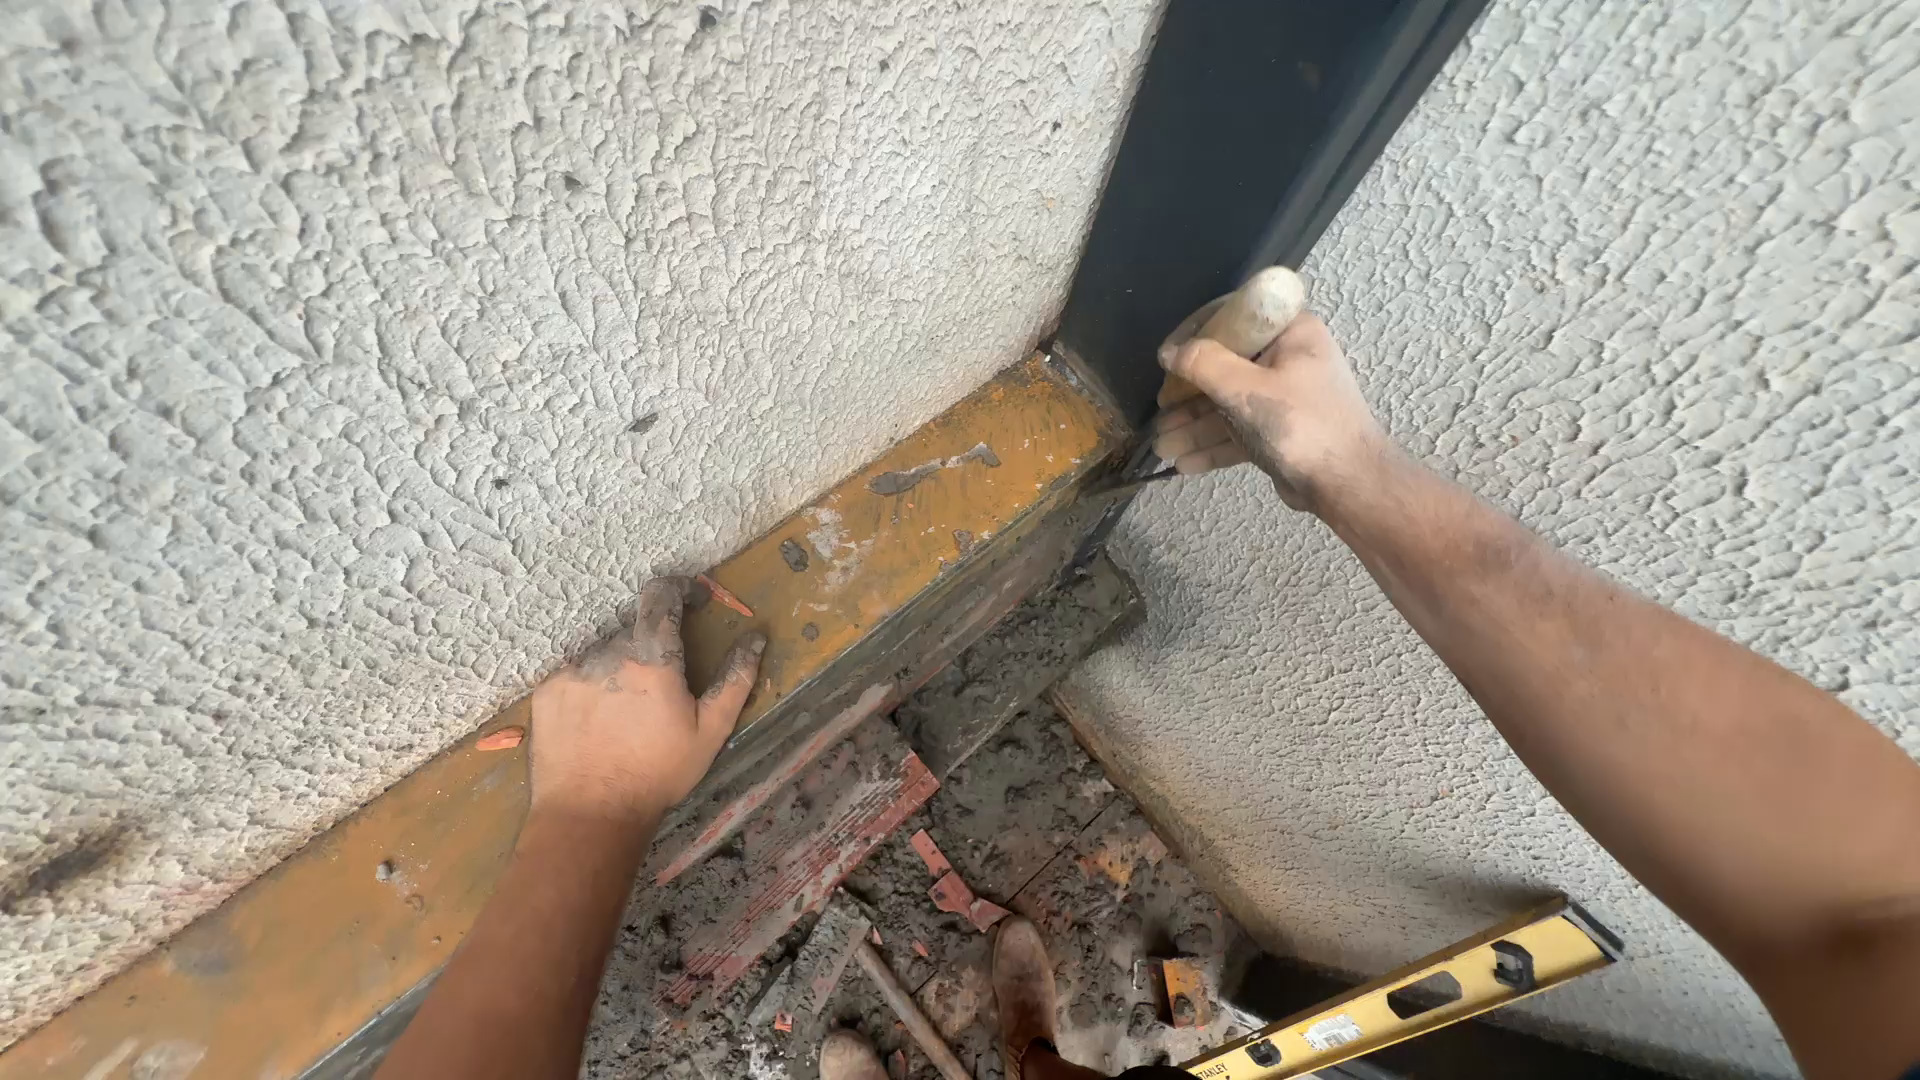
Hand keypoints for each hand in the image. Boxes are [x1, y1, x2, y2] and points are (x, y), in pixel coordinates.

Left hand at [528, 576, 765, 824]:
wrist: (589, 815)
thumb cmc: (659, 772)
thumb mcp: (711, 728)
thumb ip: (735, 677)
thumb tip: (757, 637)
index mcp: (651, 656)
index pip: (661, 595)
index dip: (680, 588)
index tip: (694, 599)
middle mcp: (607, 652)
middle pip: (636, 628)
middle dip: (654, 643)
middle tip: (664, 682)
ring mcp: (571, 669)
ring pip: (606, 650)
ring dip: (622, 664)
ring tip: (629, 706)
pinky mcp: (546, 690)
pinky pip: (577, 670)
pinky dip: (593, 681)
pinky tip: (600, 717)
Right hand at [1152, 312, 1386, 512]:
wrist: (1346, 483)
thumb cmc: (1303, 426)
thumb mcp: (1248, 390)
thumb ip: (1205, 366)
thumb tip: (1169, 353)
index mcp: (1289, 334)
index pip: (1232, 319)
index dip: (1193, 335)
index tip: (1165, 359)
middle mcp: (1285, 359)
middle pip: (1222, 368)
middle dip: (1185, 396)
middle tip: (1158, 414)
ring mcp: (1280, 398)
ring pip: (1224, 406)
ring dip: (1191, 427)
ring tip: (1160, 448)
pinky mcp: (1274, 431)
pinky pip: (1234, 432)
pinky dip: (1210, 446)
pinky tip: (1182, 463)